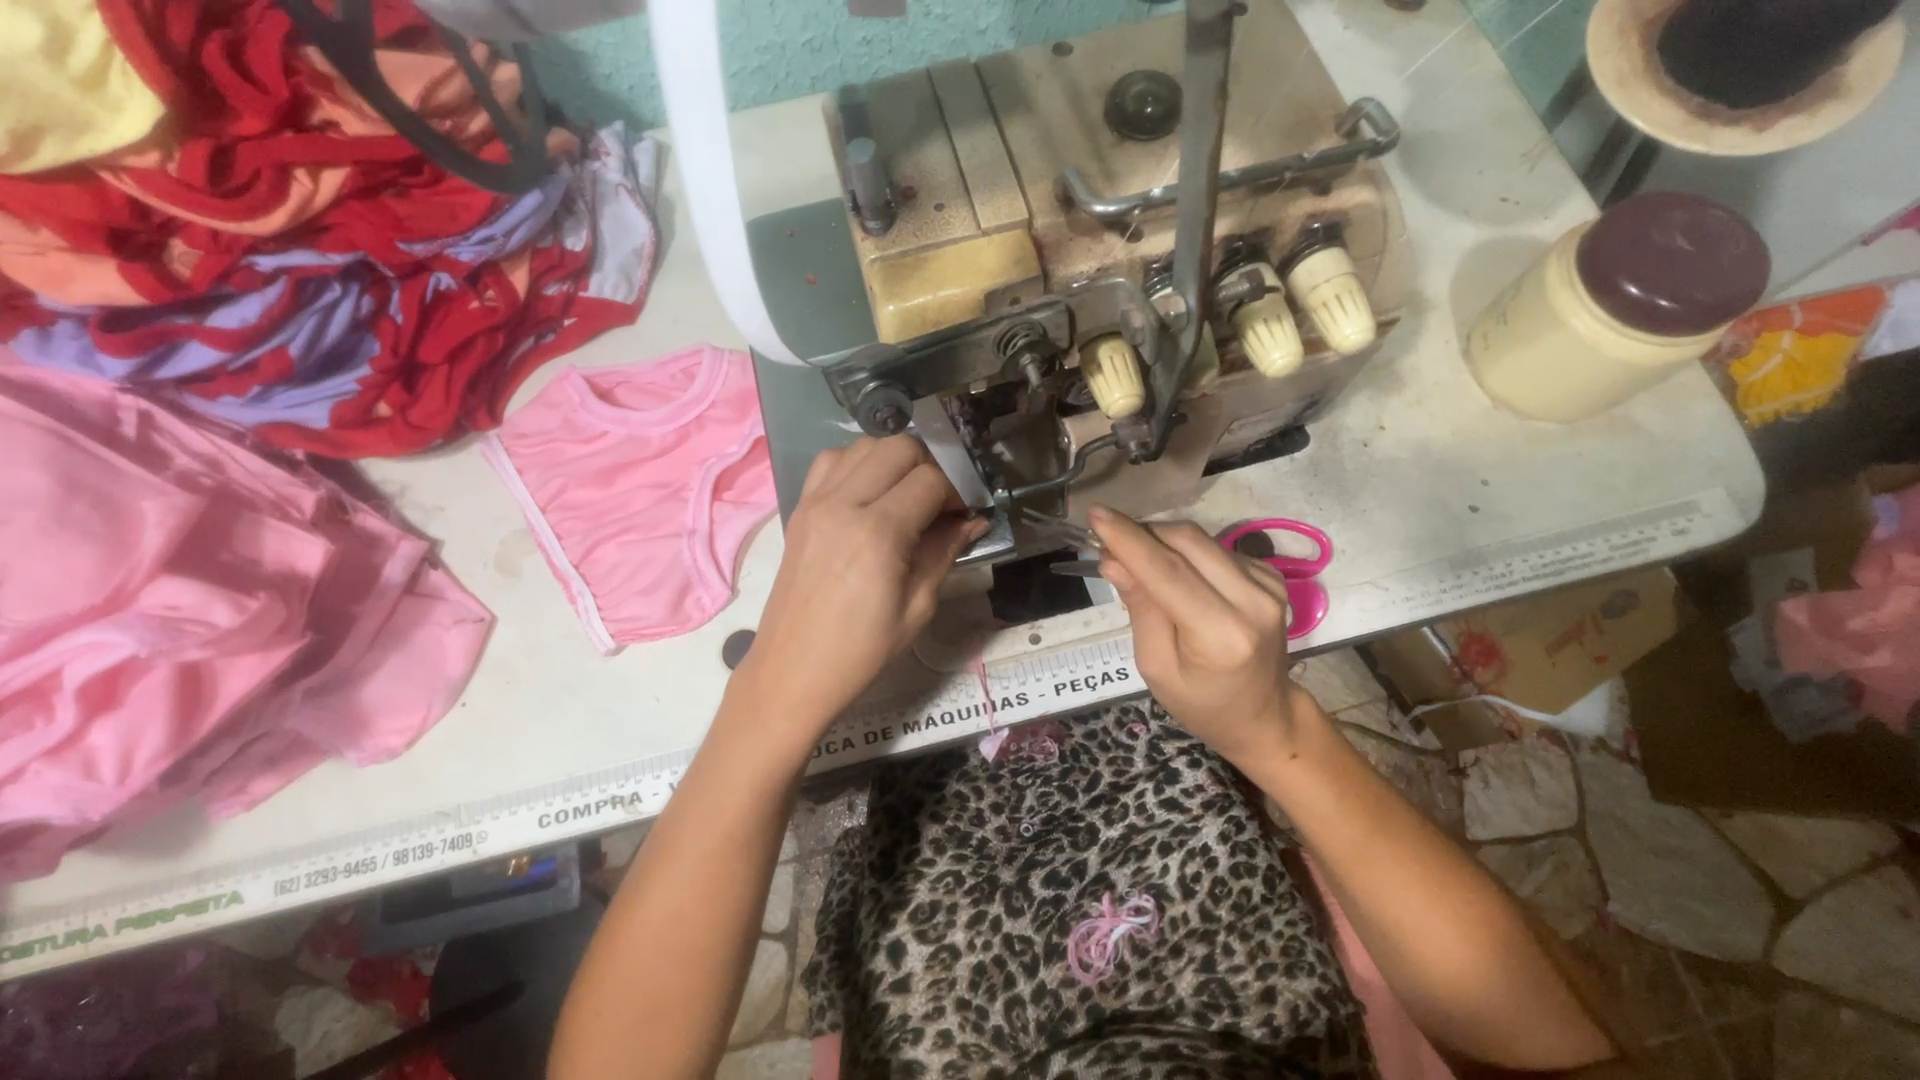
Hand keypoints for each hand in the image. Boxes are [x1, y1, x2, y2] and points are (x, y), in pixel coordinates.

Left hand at [735, 436, 986, 732]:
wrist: (793, 670)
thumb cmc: (861, 651)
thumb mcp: (917, 608)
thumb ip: (944, 552)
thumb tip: (974, 520)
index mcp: (877, 534)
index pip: (930, 480)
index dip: (957, 491)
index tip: (964, 514)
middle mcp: (843, 504)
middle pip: (898, 447)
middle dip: (930, 465)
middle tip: (939, 501)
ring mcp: (815, 502)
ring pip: (864, 445)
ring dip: (893, 460)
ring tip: (906, 495)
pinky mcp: (799, 509)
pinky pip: (830, 462)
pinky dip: (857, 464)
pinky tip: (870, 494)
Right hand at [1089, 506, 1317, 766]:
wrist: (1265, 715)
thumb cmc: (1202, 703)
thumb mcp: (1156, 668)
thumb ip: (1140, 609)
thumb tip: (1113, 559)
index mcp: (1221, 634)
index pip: (1167, 572)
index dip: (1128, 539)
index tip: (1095, 514)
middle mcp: (1252, 601)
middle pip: (1186, 542)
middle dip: (1142, 533)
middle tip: (1107, 540)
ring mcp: (1268, 584)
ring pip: (1200, 539)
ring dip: (1162, 541)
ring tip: (1137, 559)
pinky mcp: (1271, 575)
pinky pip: (1216, 549)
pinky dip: (1186, 553)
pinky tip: (1175, 575)